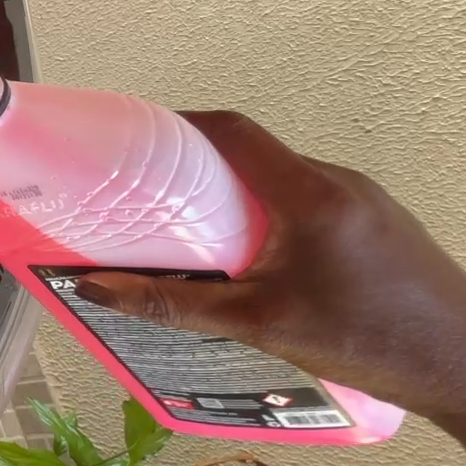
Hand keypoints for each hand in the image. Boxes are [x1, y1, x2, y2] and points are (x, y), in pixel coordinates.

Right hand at [75, 111, 465, 433]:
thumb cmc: (371, 342)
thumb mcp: (258, 324)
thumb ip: (170, 303)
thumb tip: (90, 288)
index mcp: (311, 194)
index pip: (232, 130)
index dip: (175, 123)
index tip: (130, 137)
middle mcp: (339, 183)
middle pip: (248, 149)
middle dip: (189, 160)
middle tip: (140, 186)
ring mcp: (363, 199)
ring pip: (274, 172)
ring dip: (224, 184)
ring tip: (179, 217)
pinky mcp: (374, 219)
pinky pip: (299, 192)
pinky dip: (257, 203)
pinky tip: (238, 241)